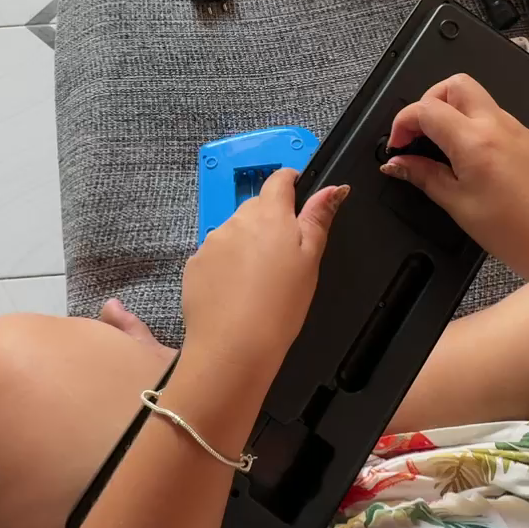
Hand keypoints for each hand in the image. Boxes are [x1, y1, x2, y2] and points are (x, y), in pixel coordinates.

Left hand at [181, 169, 348, 391]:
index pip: (279, 179)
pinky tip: (236, 291)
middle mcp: (236, 220)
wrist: (233, 347)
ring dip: (247, 244)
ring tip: (259, 281)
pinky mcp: (195, 263)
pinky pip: (215, 255)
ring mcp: (211, 242)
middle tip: (284, 257)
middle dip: (270, 222)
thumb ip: (319, 218)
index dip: (291, 182)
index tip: (298, 196)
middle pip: (256, 207)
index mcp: (269, 215)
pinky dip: (226, 265)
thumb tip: (333, 187)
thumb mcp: (311, 260)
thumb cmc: (280, 306)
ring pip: (234, 231)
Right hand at [381, 74, 528, 279]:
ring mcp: (519, 130)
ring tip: (442, 149)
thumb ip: (423, 175)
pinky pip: (497, 118)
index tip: (398, 145)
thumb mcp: (457, 204)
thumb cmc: (517, 233)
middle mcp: (499, 125)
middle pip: (455, 84)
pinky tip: (470, 159)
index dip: (402, 123)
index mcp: (475, 141)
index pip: (426, 109)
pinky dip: (475, 126)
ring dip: (452, 113)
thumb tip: (397, 163)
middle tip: (419, 133)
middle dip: (429, 101)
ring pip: (477, 98)